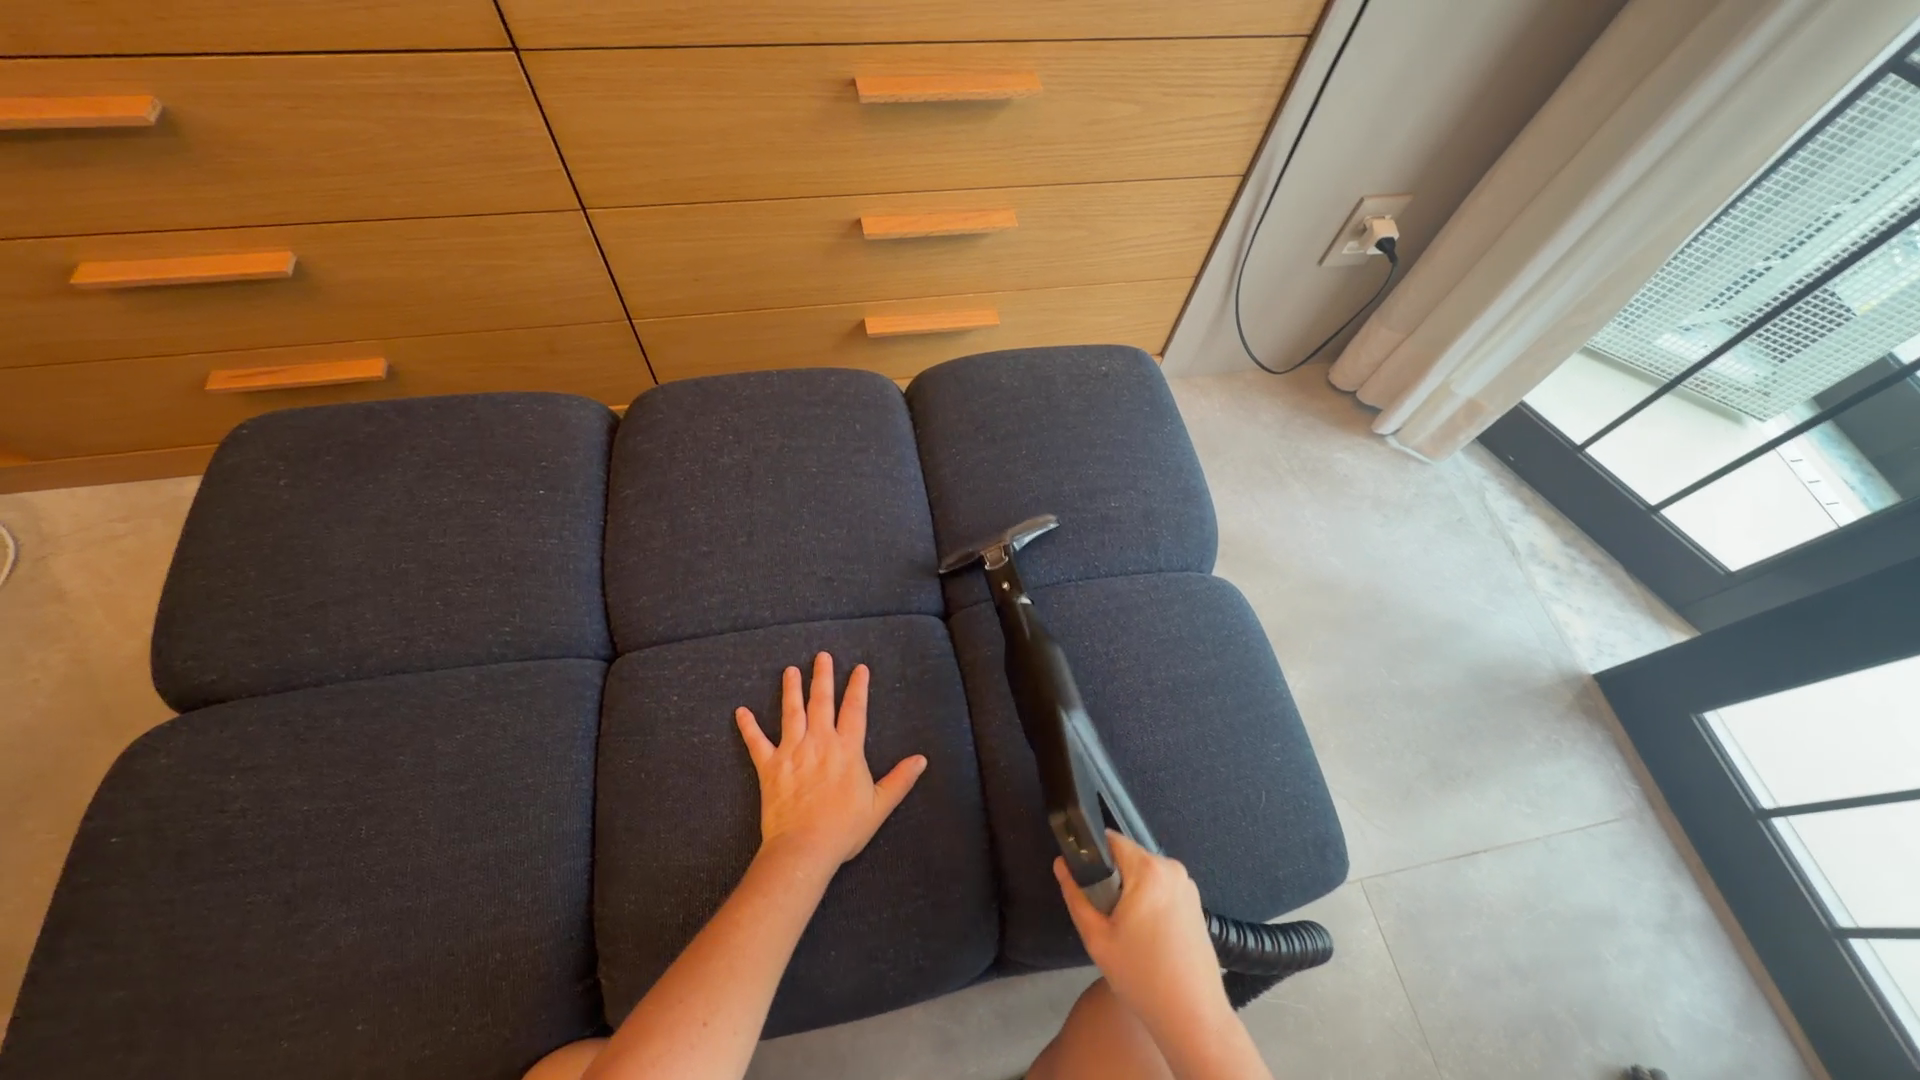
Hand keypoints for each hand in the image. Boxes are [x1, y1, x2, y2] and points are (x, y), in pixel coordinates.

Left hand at [735, 652, 926, 868]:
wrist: (804, 848)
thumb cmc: (844, 829)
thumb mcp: (880, 805)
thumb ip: (900, 780)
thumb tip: (921, 760)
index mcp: (847, 750)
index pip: (855, 710)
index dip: (858, 687)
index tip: (860, 668)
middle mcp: (819, 743)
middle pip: (821, 702)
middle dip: (823, 677)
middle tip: (822, 656)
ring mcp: (792, 752)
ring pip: (791, 713)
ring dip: (791, 690)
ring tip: (790, 671)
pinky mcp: (769, 767)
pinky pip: (756, 742)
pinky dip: (748, 726)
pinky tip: (741, 711)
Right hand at [1054, 831, 1229, 1029]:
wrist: (1193, 1016)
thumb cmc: (1141, 976)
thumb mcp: (1096, 937)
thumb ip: (1075, 895)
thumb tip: (1061, 864)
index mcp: (1149, 869)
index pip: (1109, 839)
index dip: (1089, 854)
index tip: (1080, 882)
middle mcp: (1172, 868)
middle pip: (1127, 856)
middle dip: (1110, 877)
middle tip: (1102, 915)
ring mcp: (1187, 885)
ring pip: (1143, 873)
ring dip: (1129, 890)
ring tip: (1123, 930)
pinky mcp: (1195, 902)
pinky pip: (1160, 887)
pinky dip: (1147, 901)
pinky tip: (1144, 936)